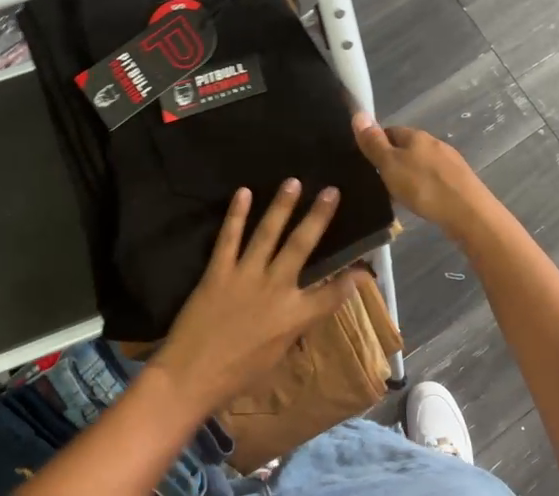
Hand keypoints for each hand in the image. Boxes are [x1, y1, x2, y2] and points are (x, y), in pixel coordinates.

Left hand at [149, 180, 362, 412]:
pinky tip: (243, 192)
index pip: (332, 294)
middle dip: (319, 217)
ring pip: (268, 233)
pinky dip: (236, 214)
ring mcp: (246, 276)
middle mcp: (275, 289)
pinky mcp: (218, 271)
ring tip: (293, 182)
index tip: (366, 264)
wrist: (191, 377)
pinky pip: (229, 238)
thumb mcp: (275, 357)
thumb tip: (302, 312)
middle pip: (302, 246)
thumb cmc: (236, 376)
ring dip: (282, 206)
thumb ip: (291, 329)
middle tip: (332, 191)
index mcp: (294, 317)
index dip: (352, 279)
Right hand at [353, 113, 493, 239]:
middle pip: (408, 147)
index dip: (377, 142)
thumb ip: (374, 143)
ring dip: (411, 174)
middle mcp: (435, 143)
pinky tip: (422, 201)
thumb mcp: (390, 165)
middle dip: (394, 160)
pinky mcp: (460, 181)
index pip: (391, 131)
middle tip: (379, 180)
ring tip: (399, 194)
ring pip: (422, 163)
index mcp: (417, 136)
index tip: (366, 160)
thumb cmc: (424, 186)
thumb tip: (358, 114)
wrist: (468, 213)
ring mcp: (450, 162)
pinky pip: (435, 179)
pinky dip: (425, 186)